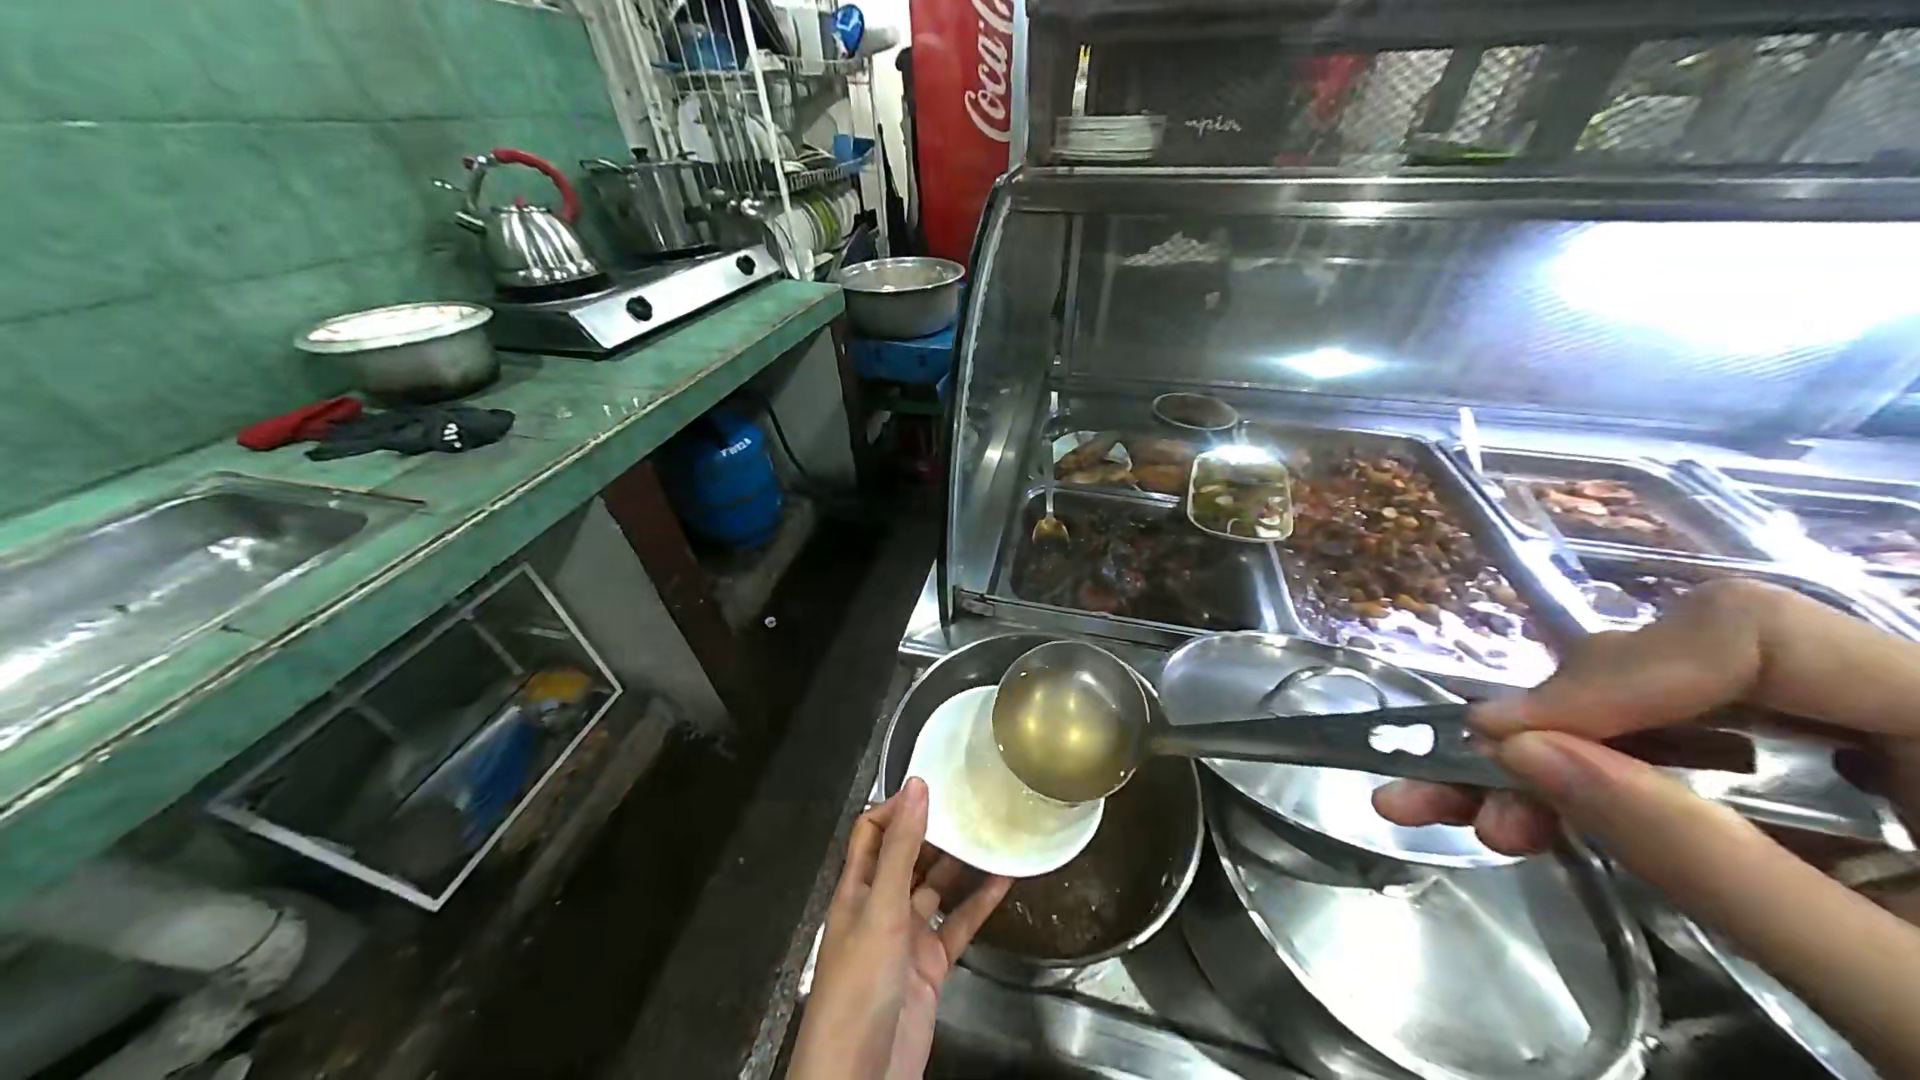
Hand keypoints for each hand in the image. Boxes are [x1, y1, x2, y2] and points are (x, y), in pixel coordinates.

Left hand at [787, 778, 1010, 1079]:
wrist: (863, 1073)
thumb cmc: (860, 984)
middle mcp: (881, 905)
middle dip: (934, 830)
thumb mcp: (880, 908)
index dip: (897, 807)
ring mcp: (907, 935)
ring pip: (936, 888)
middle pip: (907, 855)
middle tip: (970, 803)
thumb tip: (916, 788)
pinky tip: (1003, 880)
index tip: (933, 785)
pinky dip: (979, 903)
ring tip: (991, 832)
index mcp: (857, 887)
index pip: (872, 831)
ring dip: (961, 864)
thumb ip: (900, 849)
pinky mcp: (931, 964)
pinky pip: (958, 925)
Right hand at [1374, 579, 1919, 1077]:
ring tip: (1454, 807)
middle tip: (1465, 773)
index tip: (1511, 735)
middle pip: (1671, 667)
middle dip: (1552, 726)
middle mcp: (1879, 710)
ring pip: (1639, 713)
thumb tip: (1527, 754)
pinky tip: (1512, 821)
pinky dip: (1570, 791)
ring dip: (1537, 760)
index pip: (1754, 636)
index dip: (1617, 674)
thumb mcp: (1894, 992)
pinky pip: (1649, 760)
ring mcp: (1822, 750)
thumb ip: (1717, 867)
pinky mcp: (1776, 790)